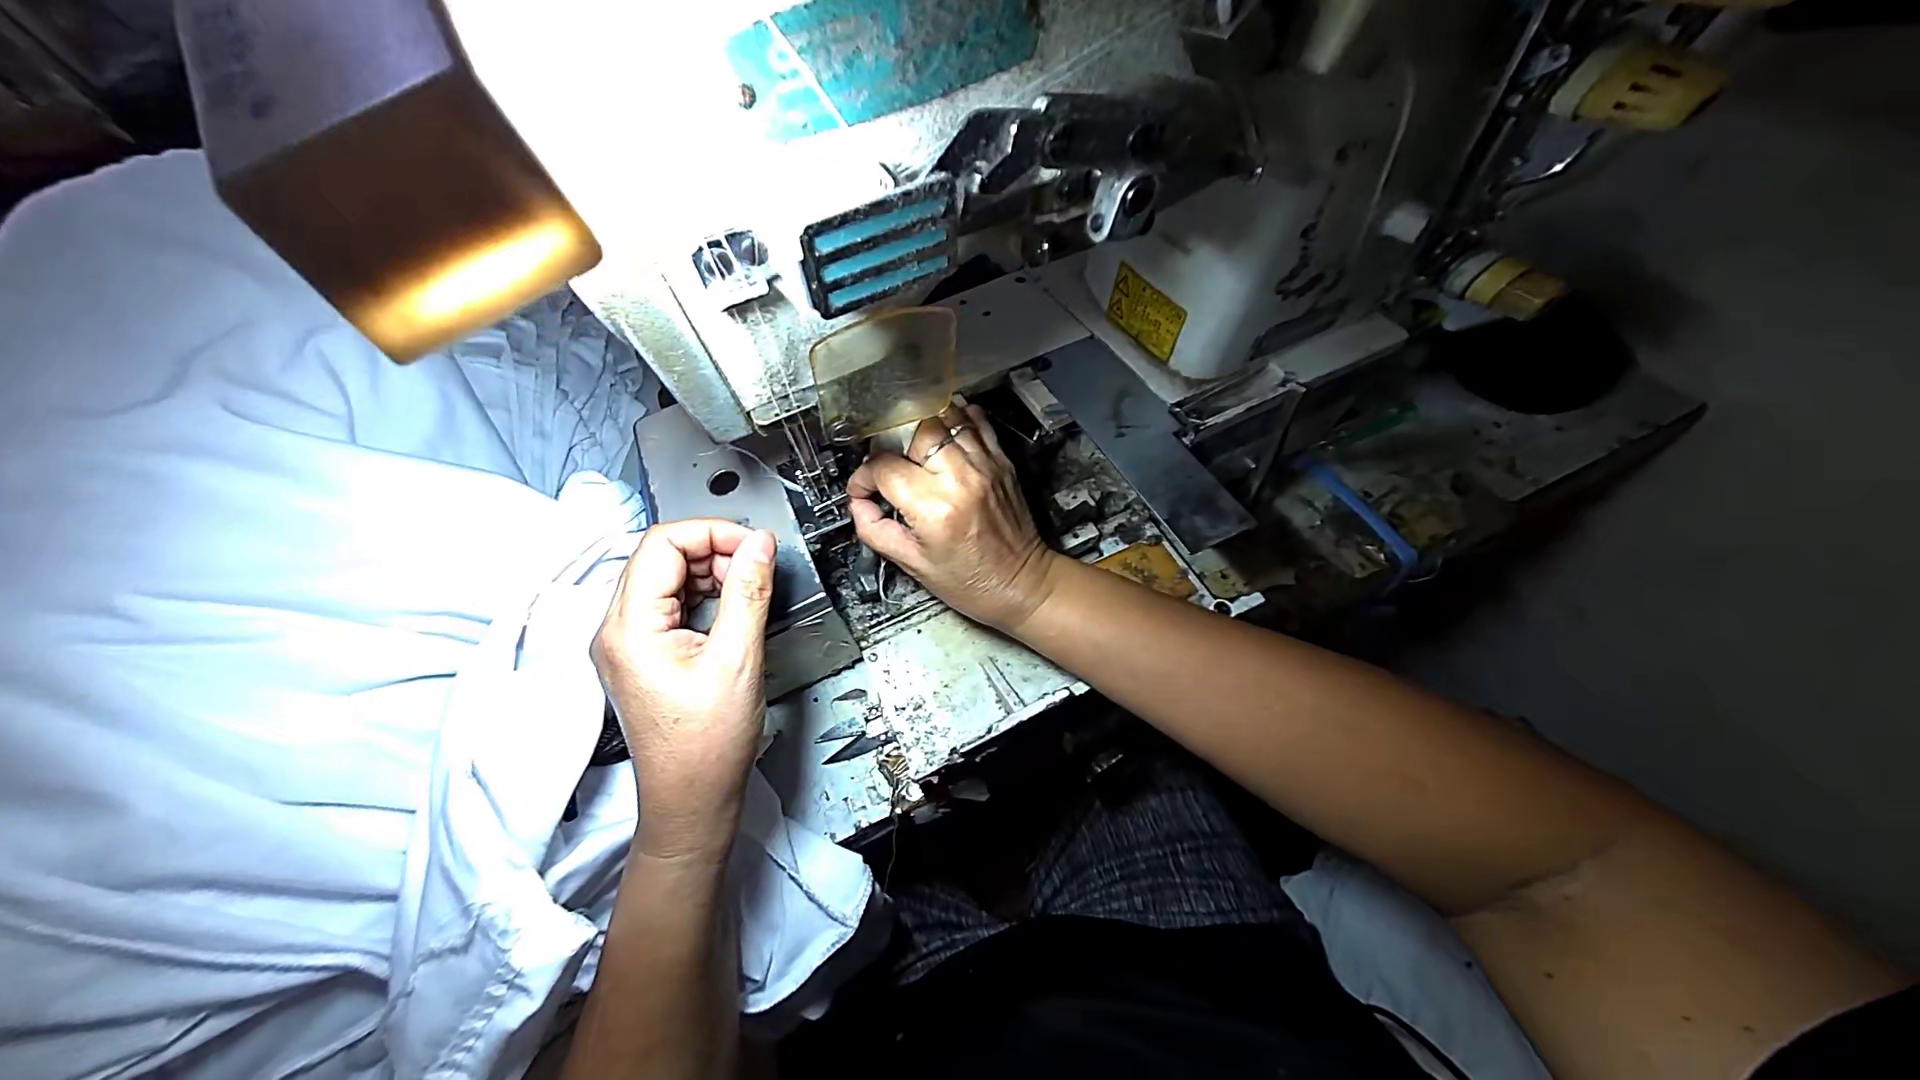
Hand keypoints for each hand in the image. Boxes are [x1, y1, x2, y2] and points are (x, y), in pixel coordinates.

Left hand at [591, 519, 776, 862]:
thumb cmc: (705, 747)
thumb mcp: (739, 658)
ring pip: (667, 576)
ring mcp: (628, 643)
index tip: (751, 543)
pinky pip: (671, 602)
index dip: (712, 533)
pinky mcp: (644, 653)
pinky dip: (705, 592)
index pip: (662, 544)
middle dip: (713, 549)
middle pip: (661, 556)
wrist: (692, 797)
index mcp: (629, 629)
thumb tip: (759, 546)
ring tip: (747, 586)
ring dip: (710, 569)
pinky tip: (732, 604)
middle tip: (754, 564)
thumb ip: (749, 592)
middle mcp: (617, 631)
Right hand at [846, 402, 1061, 632]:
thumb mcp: (911, 563)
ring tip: (912, 445)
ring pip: (946, 418)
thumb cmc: (970, 581)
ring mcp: (984, 466)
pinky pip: (977, 422)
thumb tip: (858, 503)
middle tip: (890, 465)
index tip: (864, 488)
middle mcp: (961, 479)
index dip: (864, 476)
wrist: (1020, 584)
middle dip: (892, 444)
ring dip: (922, 426)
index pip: (884, 467)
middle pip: (914, 431)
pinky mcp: (1001, 462)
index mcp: (934, 508)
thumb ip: (875, 529)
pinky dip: (957, 418)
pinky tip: (944, 428)